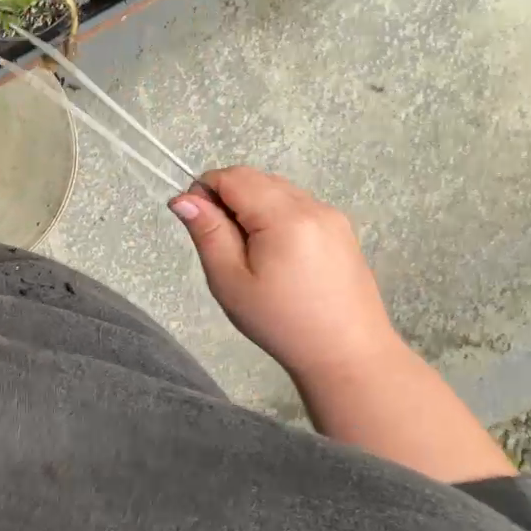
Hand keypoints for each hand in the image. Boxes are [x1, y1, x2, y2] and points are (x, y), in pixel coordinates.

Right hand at [170, 167, 401, 377]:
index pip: (232, 177)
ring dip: (248, 204)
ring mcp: (332, 217)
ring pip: (275, 188)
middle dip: (225, 196)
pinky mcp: (341, 230)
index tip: (197, 225)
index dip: (204, 191)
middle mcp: (314, 207)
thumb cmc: (279, 319)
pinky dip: (271, 213)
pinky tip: (269, 250)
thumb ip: (207, 232)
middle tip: (217, 239)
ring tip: (244, 248)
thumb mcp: (229, 278)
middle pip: (255, 178)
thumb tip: (182, 198)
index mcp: (285, 218)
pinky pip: (295, 204)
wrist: (348, 353)